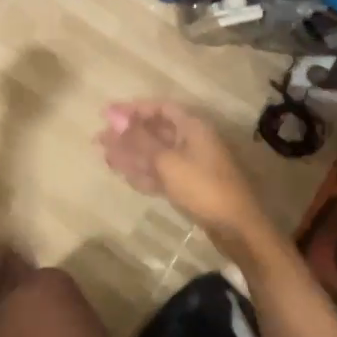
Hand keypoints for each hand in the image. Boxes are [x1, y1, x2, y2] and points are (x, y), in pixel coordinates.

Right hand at [97, 100, 274, 252]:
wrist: (237, 229)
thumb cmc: (203, 187)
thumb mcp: (167, 161)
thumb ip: (139, 139)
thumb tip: (114, 118)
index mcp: (192, 127)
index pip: (158, 108)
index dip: (132, 109)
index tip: (106, 114)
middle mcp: (192, 141)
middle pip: (154, 131)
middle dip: (127, 135)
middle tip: (99, 140)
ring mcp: (192, 164)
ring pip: (155, 154)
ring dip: (131, 155)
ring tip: (106, 159)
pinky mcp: (190, 186)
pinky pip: (161, 173)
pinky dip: (144, 173)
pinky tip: (125, 176)